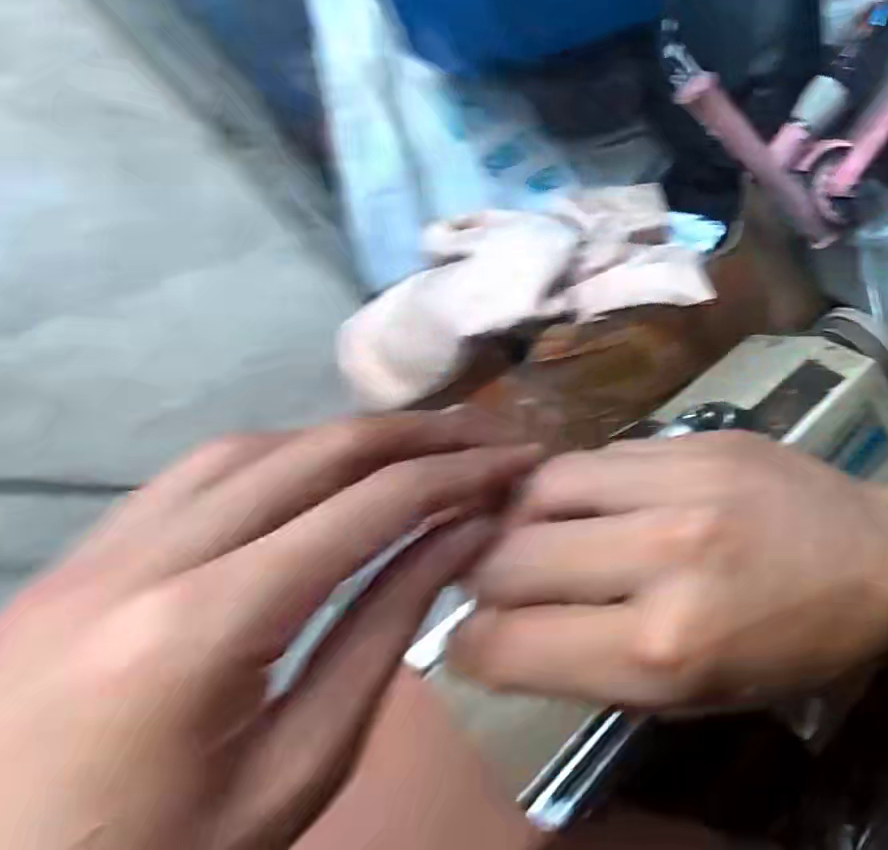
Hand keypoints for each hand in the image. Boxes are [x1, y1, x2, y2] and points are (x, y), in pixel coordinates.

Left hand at [0, 412, 539, 849]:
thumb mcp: (303, 761)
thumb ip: (390, 625)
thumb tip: (474, 527)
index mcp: (200, 627)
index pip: (376, 500)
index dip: (468, 469)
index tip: (528, 459)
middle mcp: (134, 570)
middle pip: (314, 452)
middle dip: (424, 432)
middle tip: (495, 436)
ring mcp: (78, 569)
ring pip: (246, 450)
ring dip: (352, 437)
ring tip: (423, 446)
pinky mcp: (53, 581)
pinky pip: (186, 483)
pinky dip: (282, 459)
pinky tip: (324, 480)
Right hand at [451, 432, 887, 707]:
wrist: (886, 554)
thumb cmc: (805, 641)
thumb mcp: (702, 694)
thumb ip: (597, 671)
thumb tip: (507, 634)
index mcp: (662, 645)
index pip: (498, 643)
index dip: (474, 648)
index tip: (491, 638)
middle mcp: (665, 553)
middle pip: (506, 557)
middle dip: (490, 579)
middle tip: (519, 583)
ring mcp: (690, 482)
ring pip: (544, 484)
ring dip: (528, 515)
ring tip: (553, 531)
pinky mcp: (712, 438)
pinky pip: (610, 451)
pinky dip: (588, 480)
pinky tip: (609, 497)